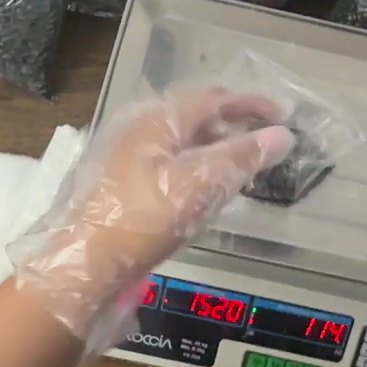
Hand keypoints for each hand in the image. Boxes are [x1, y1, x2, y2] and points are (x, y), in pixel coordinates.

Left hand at [12, 89, 293, 344]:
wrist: (81, 268)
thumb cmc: (141, 220)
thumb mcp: (198, 186)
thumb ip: (241, 158)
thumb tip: (284, 135)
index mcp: (154, 118)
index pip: (213, 98)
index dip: (252, 104)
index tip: (285, 114)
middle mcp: (136, 128)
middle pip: (195, 116)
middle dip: (234, 125)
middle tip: (266, 140)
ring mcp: (123, 156)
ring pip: (180, 142)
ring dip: (214, 148)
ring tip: (242, 166)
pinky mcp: (118, 184)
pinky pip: (167, 163)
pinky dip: (194, 167)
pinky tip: (205, 190)